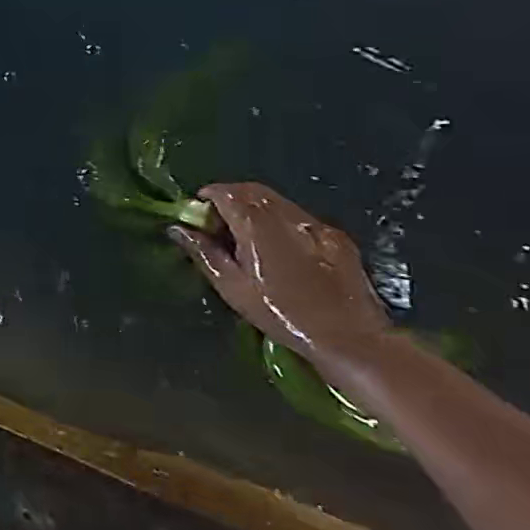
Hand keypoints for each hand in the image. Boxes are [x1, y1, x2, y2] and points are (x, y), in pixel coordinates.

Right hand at [169, 182, 391, 362]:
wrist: (351, 339)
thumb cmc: (281, 314)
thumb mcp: (231, 286)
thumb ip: (203, 252)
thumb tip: (177, 228)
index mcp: (256, 224)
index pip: (224, 192)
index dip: (207, 198)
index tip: (200, 217)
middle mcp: (286, 215)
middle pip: (251, 190)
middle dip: (231, 199)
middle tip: (221, 225)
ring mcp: (315, 225)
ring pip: (277, 201)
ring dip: (257, 209)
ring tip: (251, 238)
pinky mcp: (337, 238)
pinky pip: (300, 218)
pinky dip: (283, 223)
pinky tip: (284, 251)